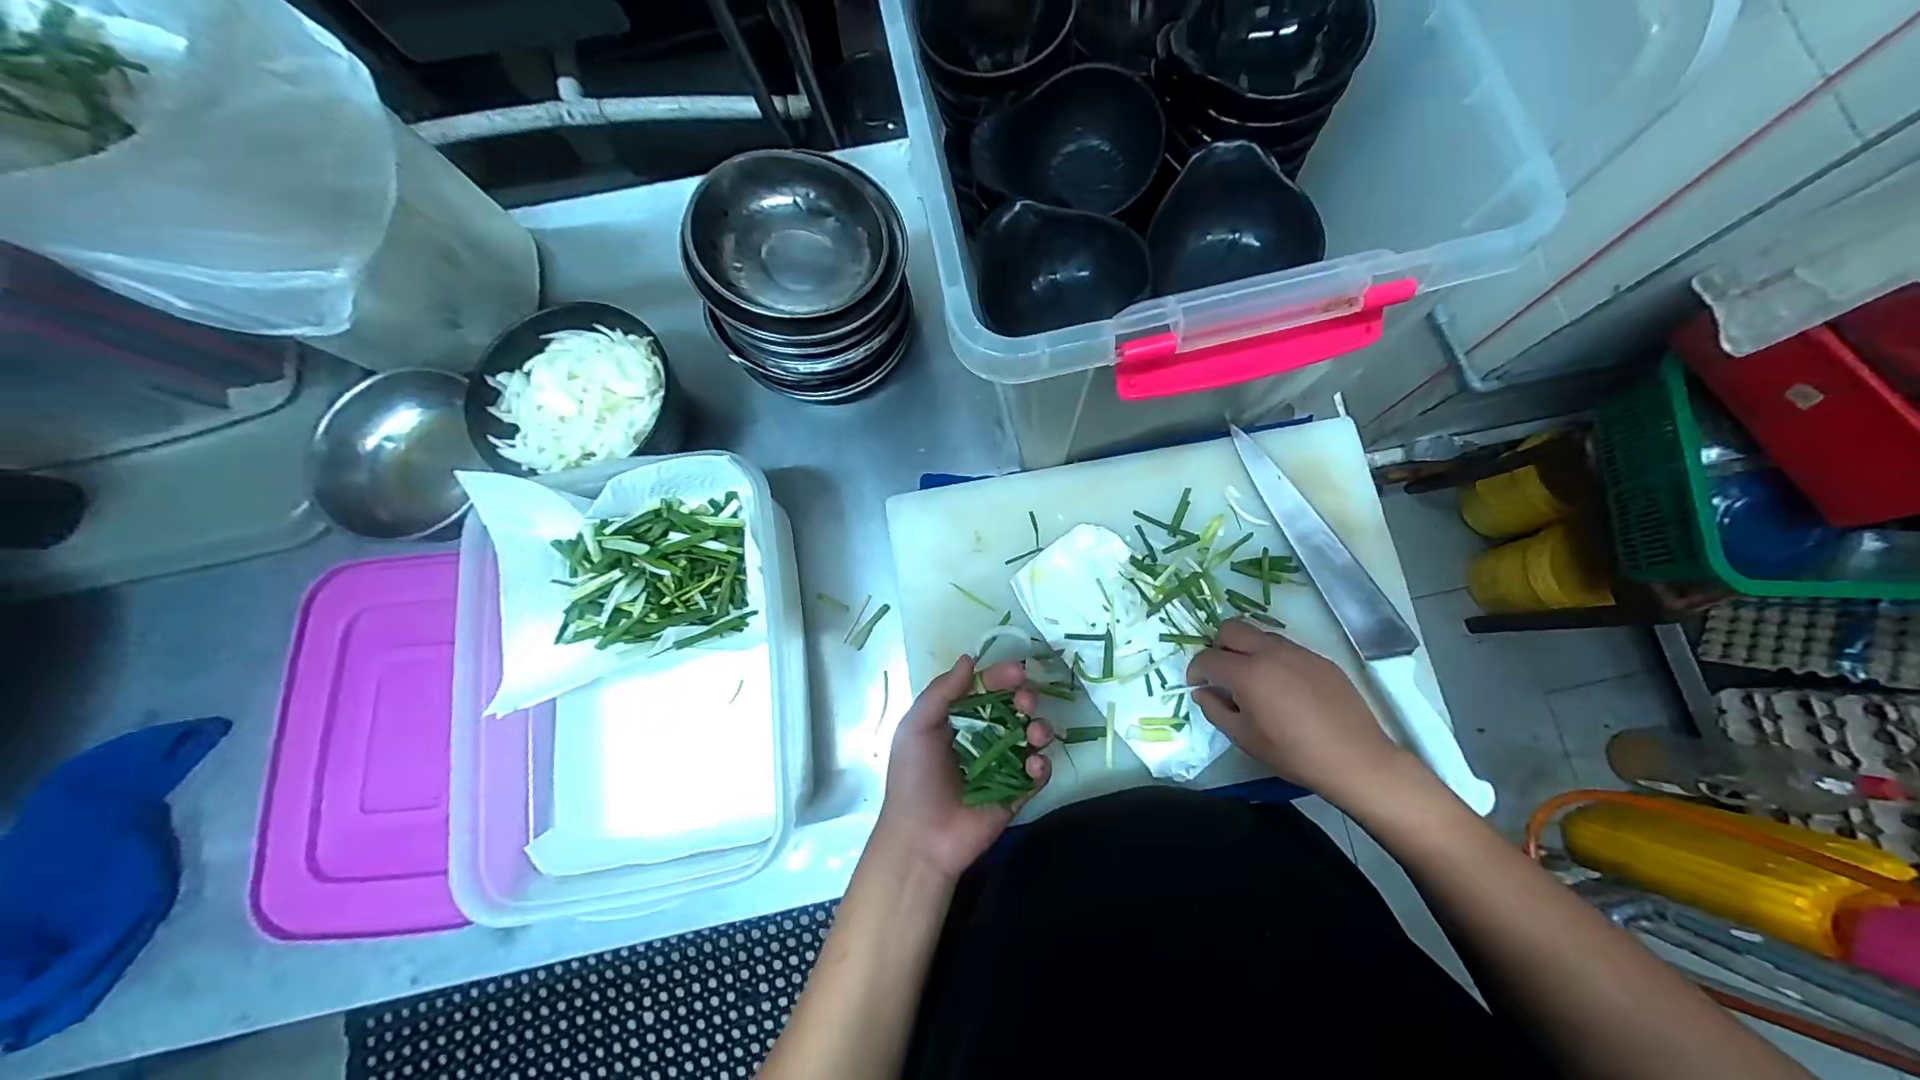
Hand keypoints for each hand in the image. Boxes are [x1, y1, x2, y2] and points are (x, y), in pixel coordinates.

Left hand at [874, 656, 1052, 880]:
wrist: (920, 838)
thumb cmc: (913, 777)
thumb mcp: (917, 727)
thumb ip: (942, 691)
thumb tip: (969, 658)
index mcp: (958, 719)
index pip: (985, 689)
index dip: (1000, 677)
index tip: (1017, 672)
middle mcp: (983, 737)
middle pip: (1014, 708)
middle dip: (1026, 698)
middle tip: (1026, 702)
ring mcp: (1003, 764)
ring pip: (1032, 736)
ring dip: (1040, 728)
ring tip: (1034, 733)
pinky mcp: (1017, 792)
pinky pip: (1038, 772)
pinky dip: (1042, 764)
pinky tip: (1033, 764)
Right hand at [1188, 620, 1410, 803]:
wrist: (1355, 759)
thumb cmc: (1293, 753)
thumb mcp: (1244, 738)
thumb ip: (1215, 710)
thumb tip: (1203, 692)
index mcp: (1247, 673)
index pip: (1208, 658)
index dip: (1196, 670)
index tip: (1197, 685)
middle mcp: (1270, 652)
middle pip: (1231, 629)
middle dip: (1217, 646)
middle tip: (1221, 673)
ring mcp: (1298, 652)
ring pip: (1259, 634)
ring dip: (1246, 649)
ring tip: (1252, 679)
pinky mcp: (1319, 659)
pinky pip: (1286, 648)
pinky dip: (1272, 658)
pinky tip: (1282, 687)